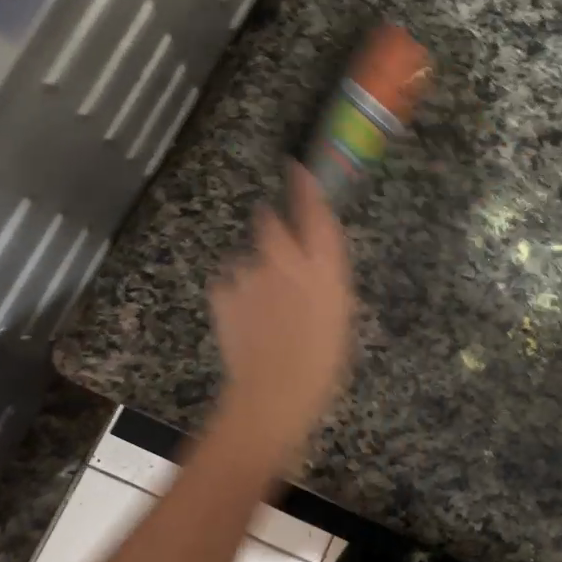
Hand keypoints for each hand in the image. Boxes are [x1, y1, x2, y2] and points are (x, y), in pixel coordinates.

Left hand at [209, 164, 355, 456]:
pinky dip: (235, 293)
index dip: (304, 186)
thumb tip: (317, 259)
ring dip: (255, 270)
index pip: (313, 210)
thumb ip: (327, 277)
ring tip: (264, 307)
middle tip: (279, 254)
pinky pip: (229, 282)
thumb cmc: (320, 362)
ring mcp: (249, 273)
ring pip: (249, 257)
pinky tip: (245, 318)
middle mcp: (285, 259)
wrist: (273, 393)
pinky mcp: (222, 291)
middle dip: (273, 226)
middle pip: (272, 221)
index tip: (297, 168)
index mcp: (323, 265)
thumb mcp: (339, 317)